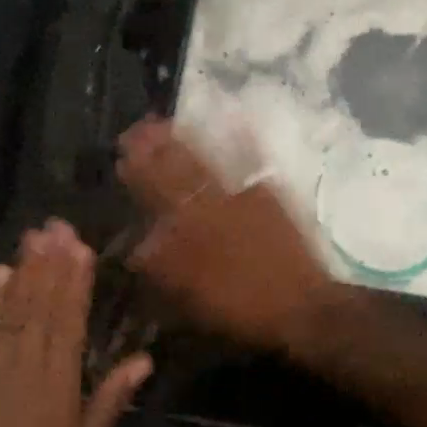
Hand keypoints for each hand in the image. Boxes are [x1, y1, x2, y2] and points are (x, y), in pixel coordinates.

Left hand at [0, 220, 152, 426]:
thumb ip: (111, 399)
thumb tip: (145, 357)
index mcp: (57, 386)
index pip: (67, 323)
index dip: (74, 282)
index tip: (81, 245)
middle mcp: (26, 369)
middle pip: (40, 307)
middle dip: (50, 263)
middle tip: (57, 224)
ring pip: (13, 312)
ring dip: (24, 271)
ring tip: (33, 236)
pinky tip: (0, 274)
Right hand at [116, 117, 343, 351]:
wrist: (303, 305)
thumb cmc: (243, 307)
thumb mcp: (193, 297)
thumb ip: (163, 268)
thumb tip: (138, 247)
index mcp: (193, 228)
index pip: (158, 192)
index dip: (139, 171)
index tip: (123, 153)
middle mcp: (215, 203)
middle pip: (180, 168)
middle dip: (157, 147)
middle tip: (139, 128)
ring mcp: (244, 196)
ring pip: (208, 160)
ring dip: (186, 140)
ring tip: (168, 123)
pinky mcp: (269, 197)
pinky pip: (250, 161)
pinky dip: (240, 139)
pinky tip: (234, 118)